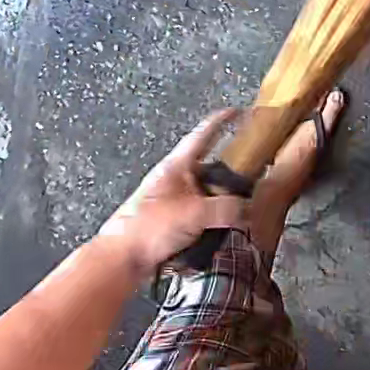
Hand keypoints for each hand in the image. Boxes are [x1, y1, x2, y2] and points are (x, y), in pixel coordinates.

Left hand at [94, 109, 248, 276]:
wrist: (122, 258)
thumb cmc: (145, 229)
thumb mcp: (194, 213)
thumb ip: (225, 208)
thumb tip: (245, 209)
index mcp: (176, 166)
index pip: (202, 135)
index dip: (220, 121)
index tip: (236, 111)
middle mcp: (174, 179)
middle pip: (209, 168)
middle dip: (228, 176)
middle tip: (248, 180)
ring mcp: (172, 199)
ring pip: (206, 194)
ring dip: (220, 204)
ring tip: (236, 215)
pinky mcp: (171, 220)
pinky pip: (200, 214)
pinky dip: (211, 221)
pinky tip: (217, 234)